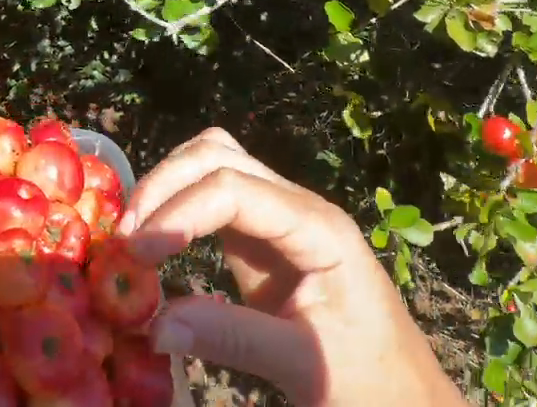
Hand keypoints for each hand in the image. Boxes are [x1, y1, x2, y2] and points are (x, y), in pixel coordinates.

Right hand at [120, 129, 464, 406]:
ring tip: (135, 231)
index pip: (233, 189)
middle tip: (126, 238)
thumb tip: (151, 324)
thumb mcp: (306, 367)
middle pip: (217, 155)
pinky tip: (156, 234)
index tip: (136, 254)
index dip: (178, 212)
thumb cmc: (374, 388)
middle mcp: (297, 206)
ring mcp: (280, 216)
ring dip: (168, 184)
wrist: (410, 406)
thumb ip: (231, 337)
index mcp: (318, 228)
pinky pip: (211, 194)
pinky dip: (177, 201)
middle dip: (165, 186)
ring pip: (212, 160)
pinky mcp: (262, 235)